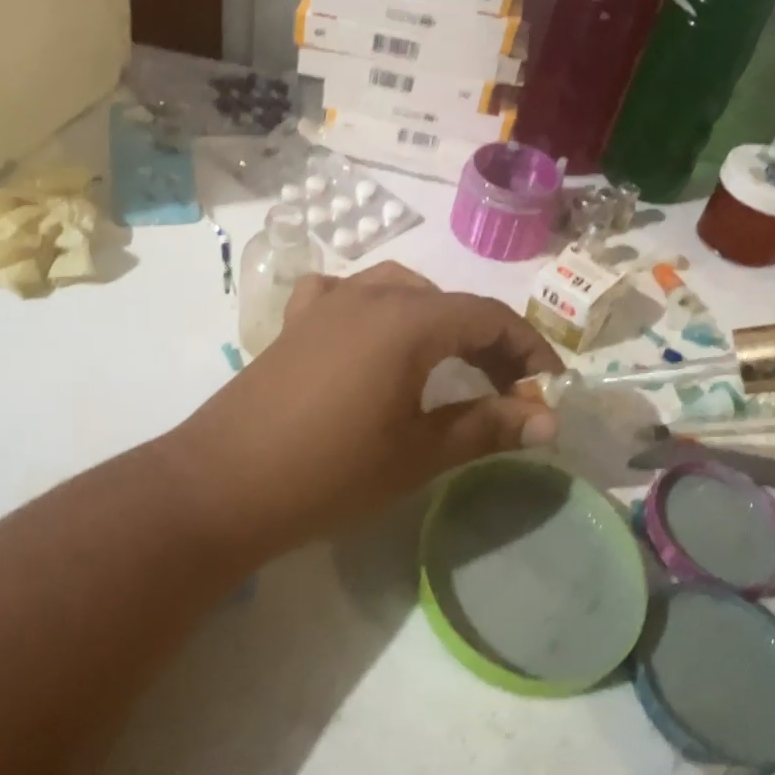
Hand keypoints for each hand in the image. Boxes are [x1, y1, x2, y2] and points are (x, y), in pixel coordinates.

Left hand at [177, 263, 561, 553]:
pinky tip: (370, 337)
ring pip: (399, 290)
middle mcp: (370, 295)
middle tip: (507, 395)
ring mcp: (326, 303)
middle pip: (448, 303)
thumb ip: (487, 426)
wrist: (225, 484)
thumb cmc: (331, 472)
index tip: (548, 391)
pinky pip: (344, 294)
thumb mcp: (419, 453)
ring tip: (448, 364)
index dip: (528, 351)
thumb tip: (549, 419)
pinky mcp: (295, 322)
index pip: (490, 317)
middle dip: (488, 343)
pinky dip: (373, 309)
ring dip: (435, 321)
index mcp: (409, 320)